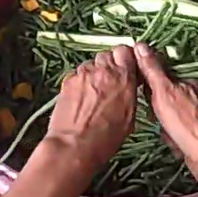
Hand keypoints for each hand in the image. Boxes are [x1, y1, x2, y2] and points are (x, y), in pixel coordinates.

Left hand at [39, 46, 137, 174]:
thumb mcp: (130, 117)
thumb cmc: (106, 138)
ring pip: (90, 64)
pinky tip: (79, 98)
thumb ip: (129, 93)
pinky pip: (76, 75)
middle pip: (106, 55)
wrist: (75, 145)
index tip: (124, 67)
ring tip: (91, 93)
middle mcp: (104, 71)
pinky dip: (79, 82)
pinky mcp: (68, 80)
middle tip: (107, 81)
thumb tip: (128, 87)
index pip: (125, 51)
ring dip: (93, 74)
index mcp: (124, 78)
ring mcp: (84, 74)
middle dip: (107, 65)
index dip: (124, 58)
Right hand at [133, 42, 197, 189]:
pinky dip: (173, 136)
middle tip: (158, 118)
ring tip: (167, 132)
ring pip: (171, 115)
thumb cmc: (185, 122)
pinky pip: (179, 130)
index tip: (146, 98)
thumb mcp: (163, 92)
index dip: (151, 86)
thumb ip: (152, 70)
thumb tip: (140, 44)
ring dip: (165, 124)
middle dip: (158, 109)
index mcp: (192, 80)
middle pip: (167, 96)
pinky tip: (174, 142)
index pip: (164, 75)